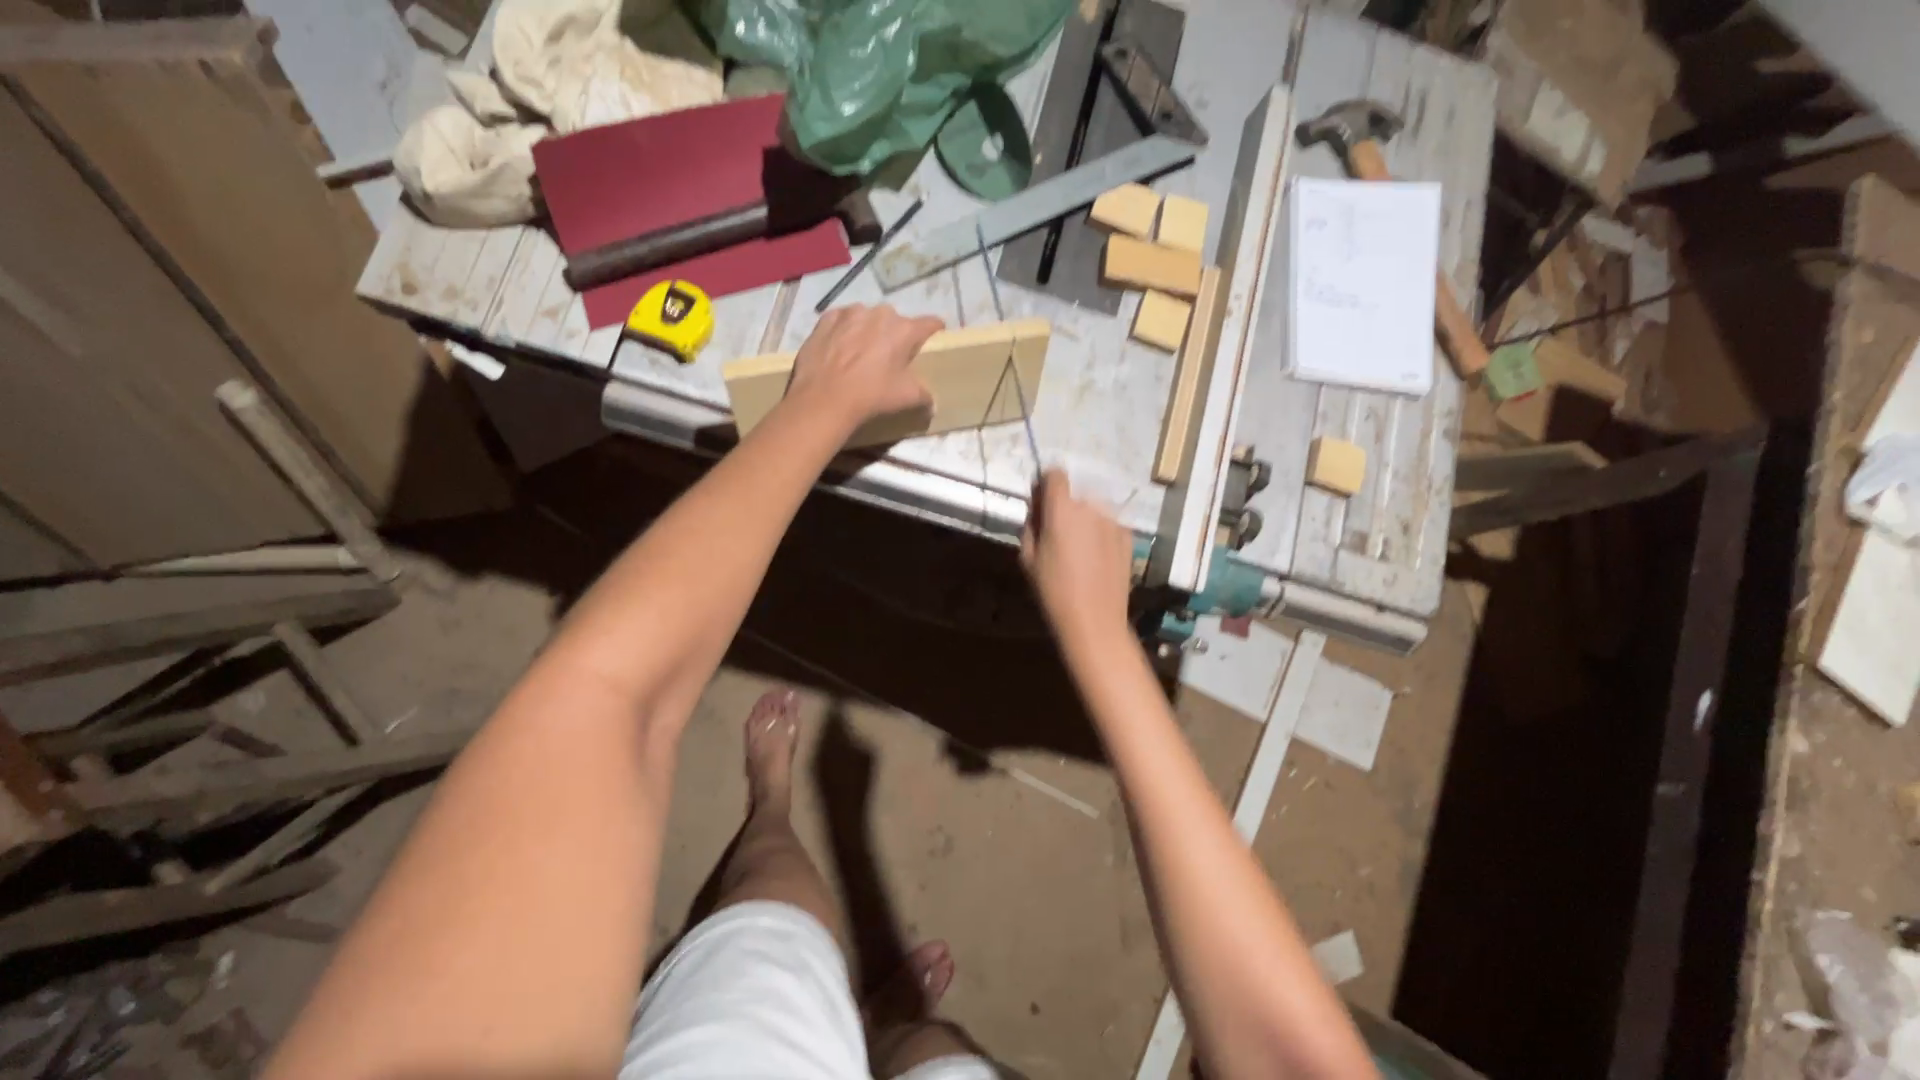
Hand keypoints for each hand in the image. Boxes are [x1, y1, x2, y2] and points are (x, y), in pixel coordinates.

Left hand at [785, 304, 942, 431]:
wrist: (823, 399)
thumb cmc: (871, 396)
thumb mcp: (907, 398)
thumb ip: (925, 396)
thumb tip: (931, 402)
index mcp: (904, 329)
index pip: (930, 323)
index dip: (935, 331)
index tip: (934, 338)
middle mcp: (880, 313)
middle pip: (895, 321)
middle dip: (895, 334)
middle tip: (889, 357)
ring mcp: (851, 313)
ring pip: (867, 317)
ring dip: (868, 330)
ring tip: (860, 352)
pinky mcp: (826, 319)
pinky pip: (841, 320)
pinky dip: (843, 330)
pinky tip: (839, 347)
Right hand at [1021, 470, 1133, 641]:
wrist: (1095, 619)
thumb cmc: (1053, 590)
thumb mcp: (1027, 557)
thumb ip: (1030, 523)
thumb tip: (1037, 507)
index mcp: (1062, 509)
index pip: (1055, 473)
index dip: (1046, 485)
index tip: (1042, 503)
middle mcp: (1090, 506)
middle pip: (1074, 492)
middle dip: (1065, 505)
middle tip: (1057, 533)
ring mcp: (1113, 520)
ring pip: (1093, 508)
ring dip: (1084, 518)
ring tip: (1079, 549)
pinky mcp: (1128, 535)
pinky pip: (1108, 524)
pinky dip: (1100, 532)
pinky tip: (1097, 558)